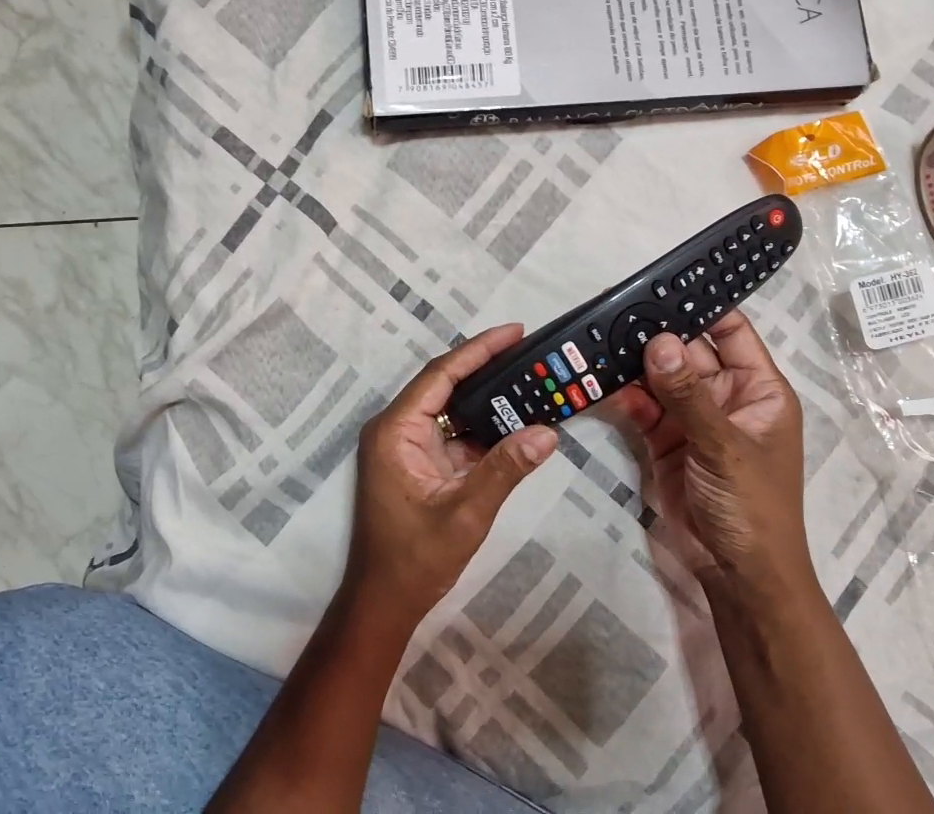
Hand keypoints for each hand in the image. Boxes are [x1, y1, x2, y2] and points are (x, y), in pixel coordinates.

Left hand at [344, 324, 558, 625]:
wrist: (385, 602)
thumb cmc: (415, 557)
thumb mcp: (466, 513)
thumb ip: (504, 470)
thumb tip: (547, 433)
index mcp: (395, 431)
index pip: (440, 375)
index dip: (478, 350)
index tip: (514, 332)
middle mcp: (397, 431)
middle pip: (445, 387)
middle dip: (487, 368)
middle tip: (531, 352)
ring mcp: (407, 449)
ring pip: (452, 411)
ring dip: (488, 400)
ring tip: (531, 381)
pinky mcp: (420, 467)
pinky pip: (454, 436)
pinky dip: (483, 430)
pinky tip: (516, 423)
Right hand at [610, 312, 807, 583]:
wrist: (735, 573)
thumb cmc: (752, 506)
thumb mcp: (725, 447)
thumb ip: (689, 396)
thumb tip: (661, 342)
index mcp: (758, 389)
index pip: (732, 331)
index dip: (702, 307)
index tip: (662, 285)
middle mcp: (724, 396)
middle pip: (686, 351)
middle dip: (653, 333)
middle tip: (612, 309)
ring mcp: (691, 419)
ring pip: (658, 378)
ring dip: (631, 363)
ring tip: (595, 339)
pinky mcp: (663, 440)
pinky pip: (641, 407)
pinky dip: (621, 395)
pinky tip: (596, 379)